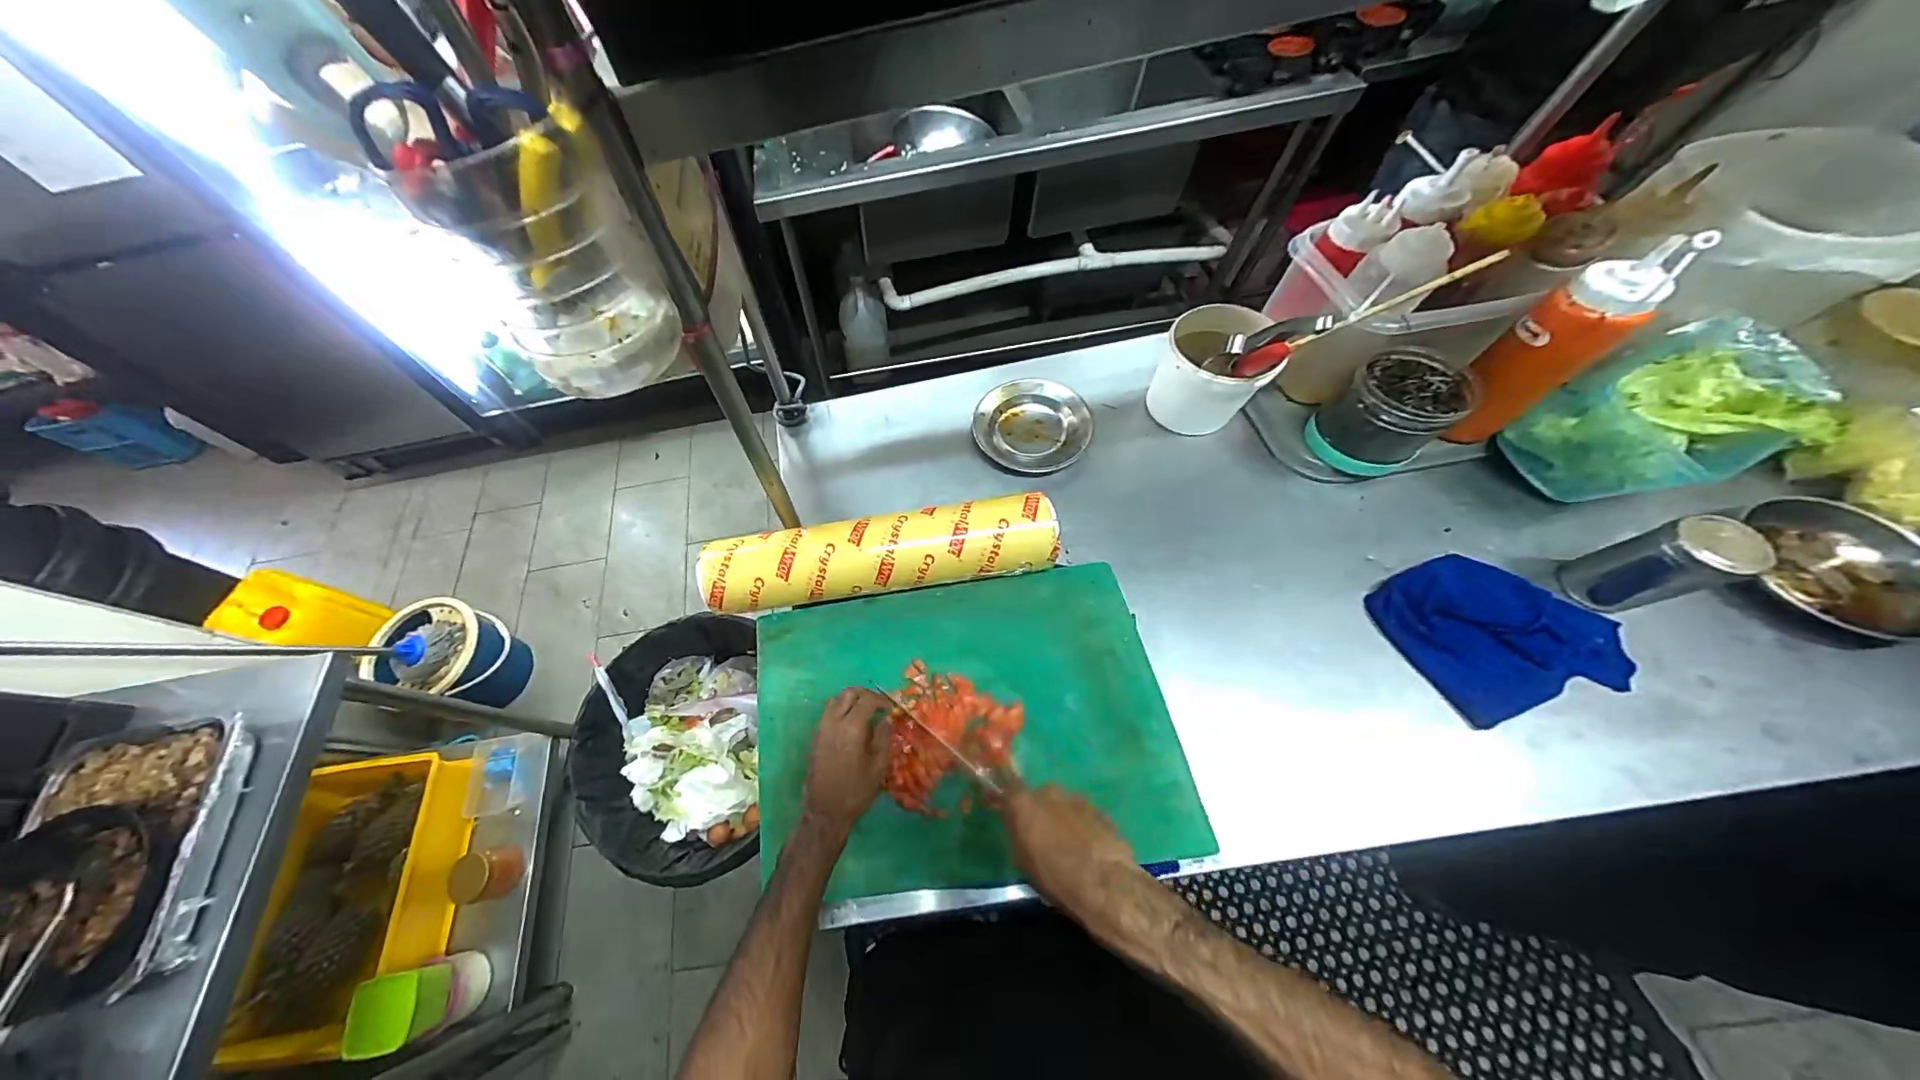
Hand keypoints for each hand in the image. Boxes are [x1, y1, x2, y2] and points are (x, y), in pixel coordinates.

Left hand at [800, 688, 889, 836]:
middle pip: (848, 693)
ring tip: (864, 713)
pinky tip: (851, 725)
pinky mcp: (815, 737)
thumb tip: (885, 719)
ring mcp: (821, 729)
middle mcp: (833, 722)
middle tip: (878, 706)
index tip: (890, 709)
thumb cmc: (856, 791)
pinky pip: (827, 713)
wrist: (825, 811)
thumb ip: (883, 737)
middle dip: (865, 695)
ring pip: (835, 700)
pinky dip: (840, 710)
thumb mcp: (878, 765)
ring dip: (851, 700)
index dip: (881, 700)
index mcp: (851, 727)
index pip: (867, 700)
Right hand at [996, 785, 1140, 917]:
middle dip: (1035, 811)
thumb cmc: (1056, 877)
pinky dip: (1078, 825)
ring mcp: (1076, 798)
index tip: (998, 806)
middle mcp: (1049, 792)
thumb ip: (1016, 832)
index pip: (1006, 788)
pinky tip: (1084, 847)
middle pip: (1036, 796)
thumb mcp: (1023, 860)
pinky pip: (1080, 813)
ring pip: (1060, 804)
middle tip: (1036, 834)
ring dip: (1058, 818)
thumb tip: (1014, 821)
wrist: (1105, 883)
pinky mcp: (1098, 809)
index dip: (1003, 798)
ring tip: (1064, 844)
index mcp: (1024, 802)